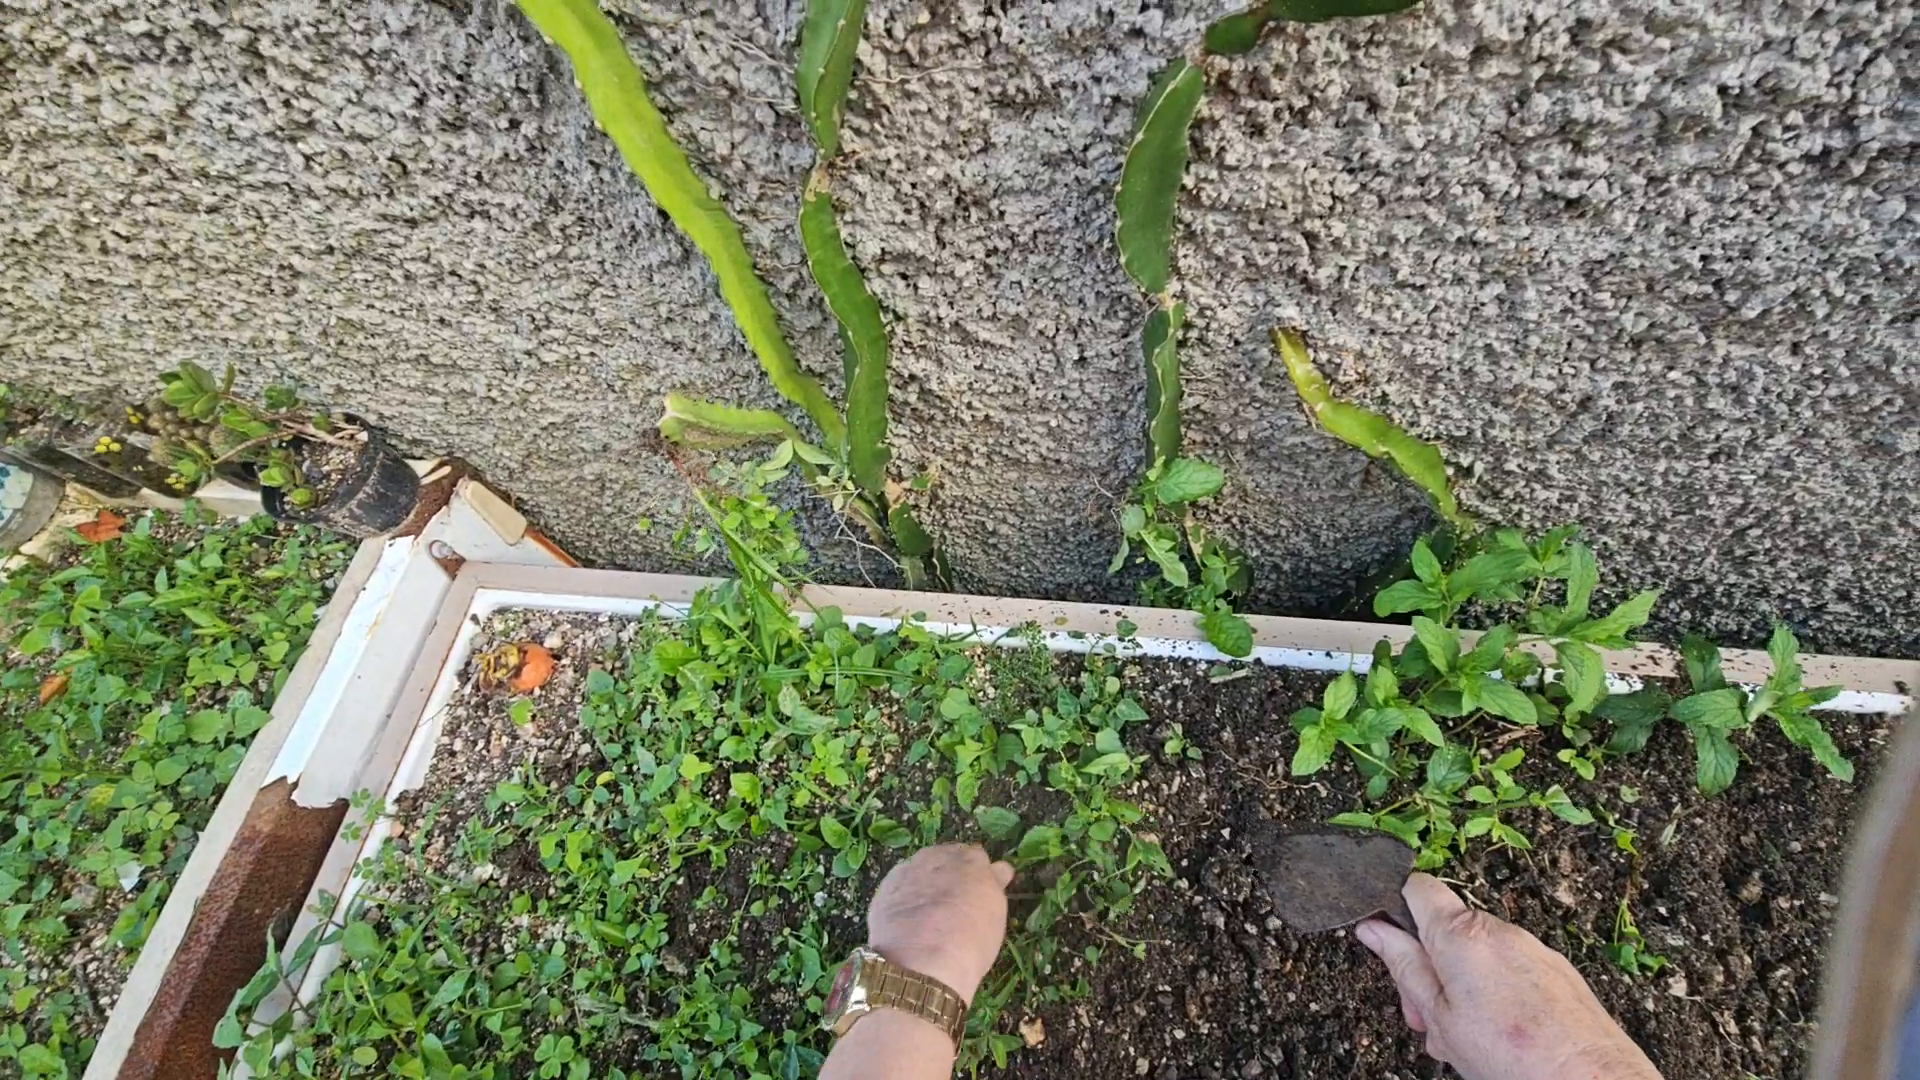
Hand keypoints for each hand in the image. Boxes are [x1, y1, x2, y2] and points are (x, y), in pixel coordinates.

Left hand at [867, 844, 1014, 1005]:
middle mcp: (940, 856)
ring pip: (923, 867)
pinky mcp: (888, 885)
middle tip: (954, 901)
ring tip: (929, 910)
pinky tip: (908, 915)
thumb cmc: (969, 943)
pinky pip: (901, 882)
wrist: (921, 964)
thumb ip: (994, 885)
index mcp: (973, 860)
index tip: (977, 893)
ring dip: (928, 880)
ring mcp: (911, 867)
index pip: (977, 857)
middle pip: (948, 857)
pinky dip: (906, 893)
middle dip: (952, 872)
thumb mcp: (993, 914)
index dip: (977, 875)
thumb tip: (999, 869)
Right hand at [1354, 873, 1662, 1079]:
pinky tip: (1498, 1033)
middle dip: (1427, 966)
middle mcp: (1497, 930)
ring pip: (1477, 953)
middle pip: (1444, 928)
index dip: (1396, 906)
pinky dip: (1496, 991)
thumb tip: (1372, 929)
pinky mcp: (1560, 972)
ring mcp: (1533, 949)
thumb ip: (1403, 966)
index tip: (1389, 939)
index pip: (1416, 886)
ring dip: (1460, 984)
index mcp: (1460, 933)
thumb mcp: (1439, 1015)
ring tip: (1462, 1035)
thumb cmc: (1515, 1059)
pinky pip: (1511, 967)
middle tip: (1423, 1015)